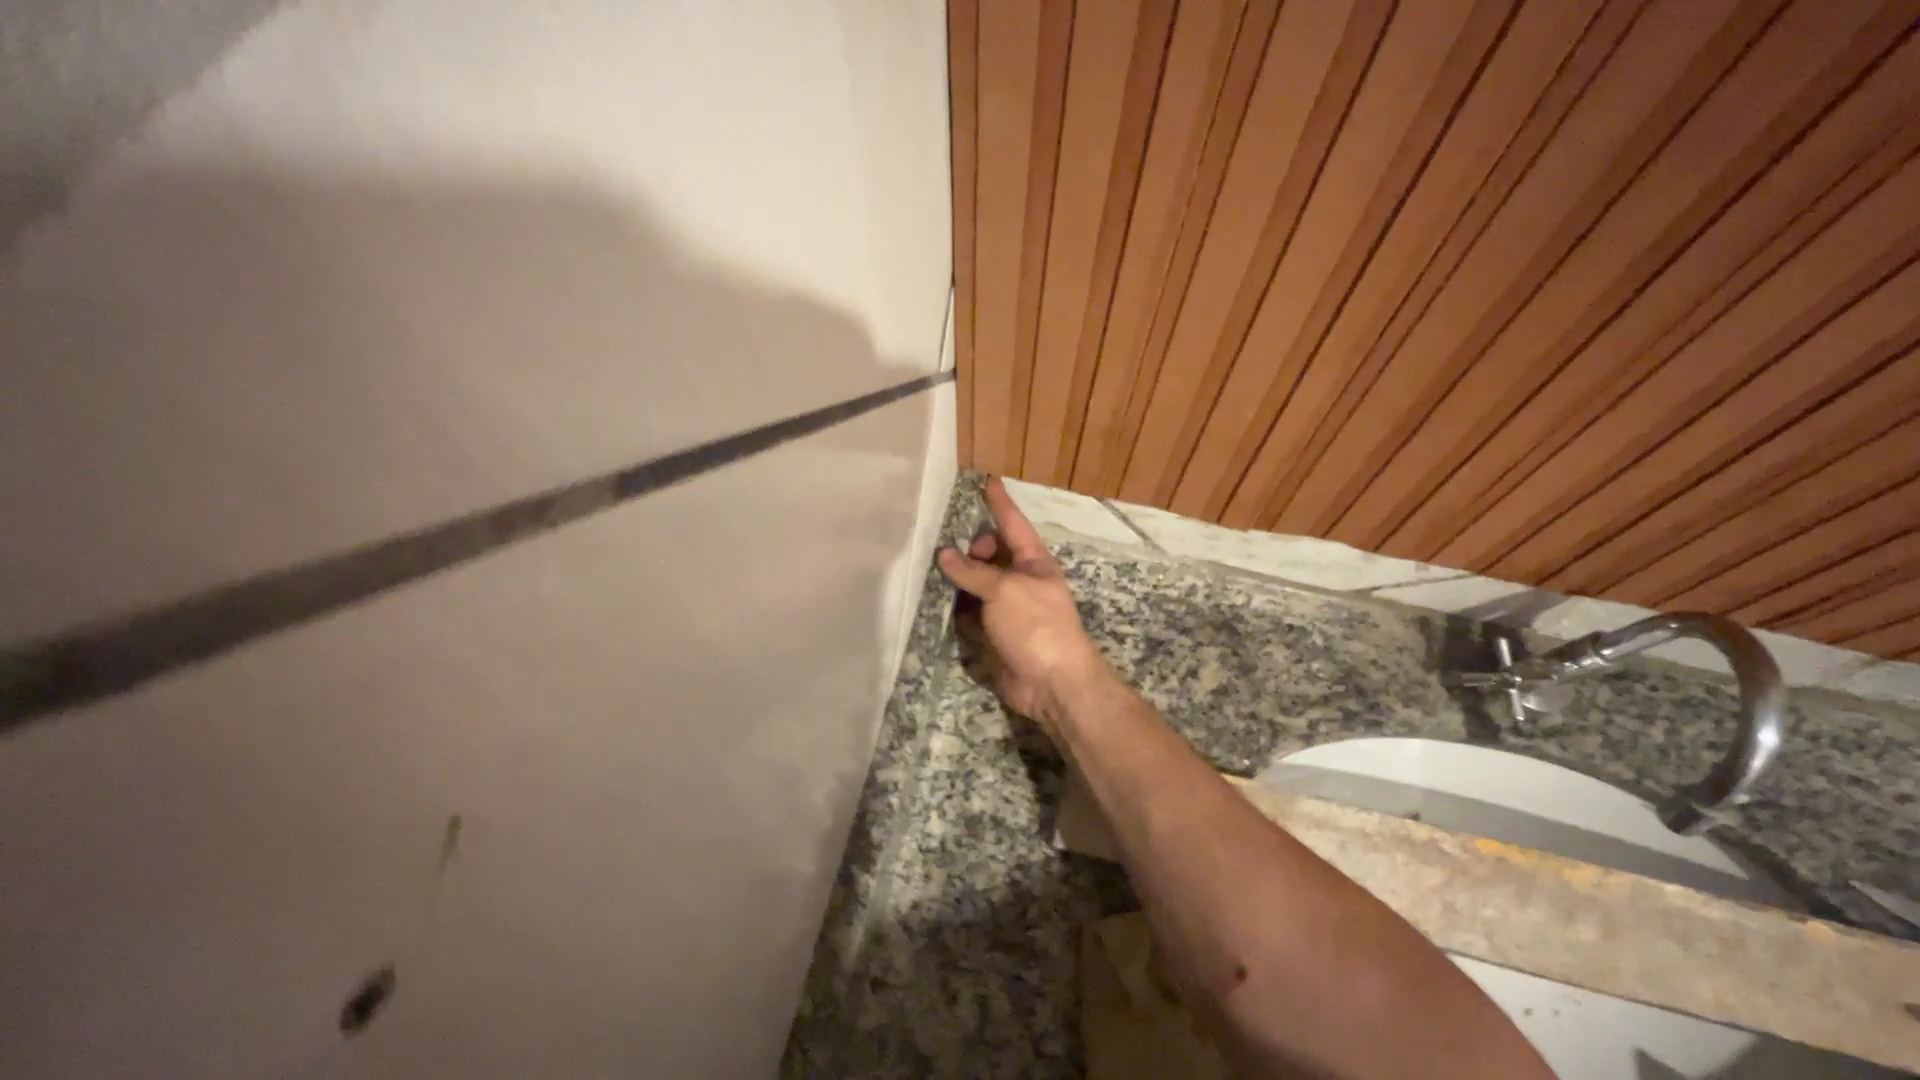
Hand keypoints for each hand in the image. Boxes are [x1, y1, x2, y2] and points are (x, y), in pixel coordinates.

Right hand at [938, 478, 1109, 728]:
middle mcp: (1021, 582)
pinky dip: (956, 608)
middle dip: (972, 547)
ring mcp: (1007, 610)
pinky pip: (970, 614)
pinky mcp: (994, 636)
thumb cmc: (1036, 625)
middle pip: (992, 555)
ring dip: (959, 579)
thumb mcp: (1004, 589)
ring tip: (934, 570)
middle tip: (952, 550)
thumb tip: (946, 554)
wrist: (1051, 683)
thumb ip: (973, 571)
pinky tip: (937, 602)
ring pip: (977, 585)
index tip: (988, 481)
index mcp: (1034, 563)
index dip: (1000, 503)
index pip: (1013, 524)